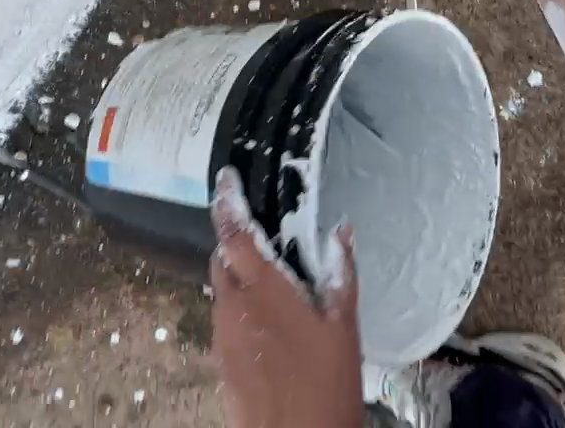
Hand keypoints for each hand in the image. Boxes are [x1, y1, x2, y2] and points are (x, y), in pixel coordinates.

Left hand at [209, 169, 362, 427]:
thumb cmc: (328, 384)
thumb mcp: (344, 325)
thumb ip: (341, 273)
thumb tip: (341, 230)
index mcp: (264, 291)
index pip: (234, 235)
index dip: (227, 204)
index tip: (225, 180)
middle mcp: (234, 309)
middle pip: (222, 260)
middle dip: (235, 244)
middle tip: (262, 240)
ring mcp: (223, 338)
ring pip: (222, 292)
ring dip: (238, 279)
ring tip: (270, 284)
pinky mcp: (220, 364)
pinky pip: (225, 321)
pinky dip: (239, 309)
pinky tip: (267, 323)